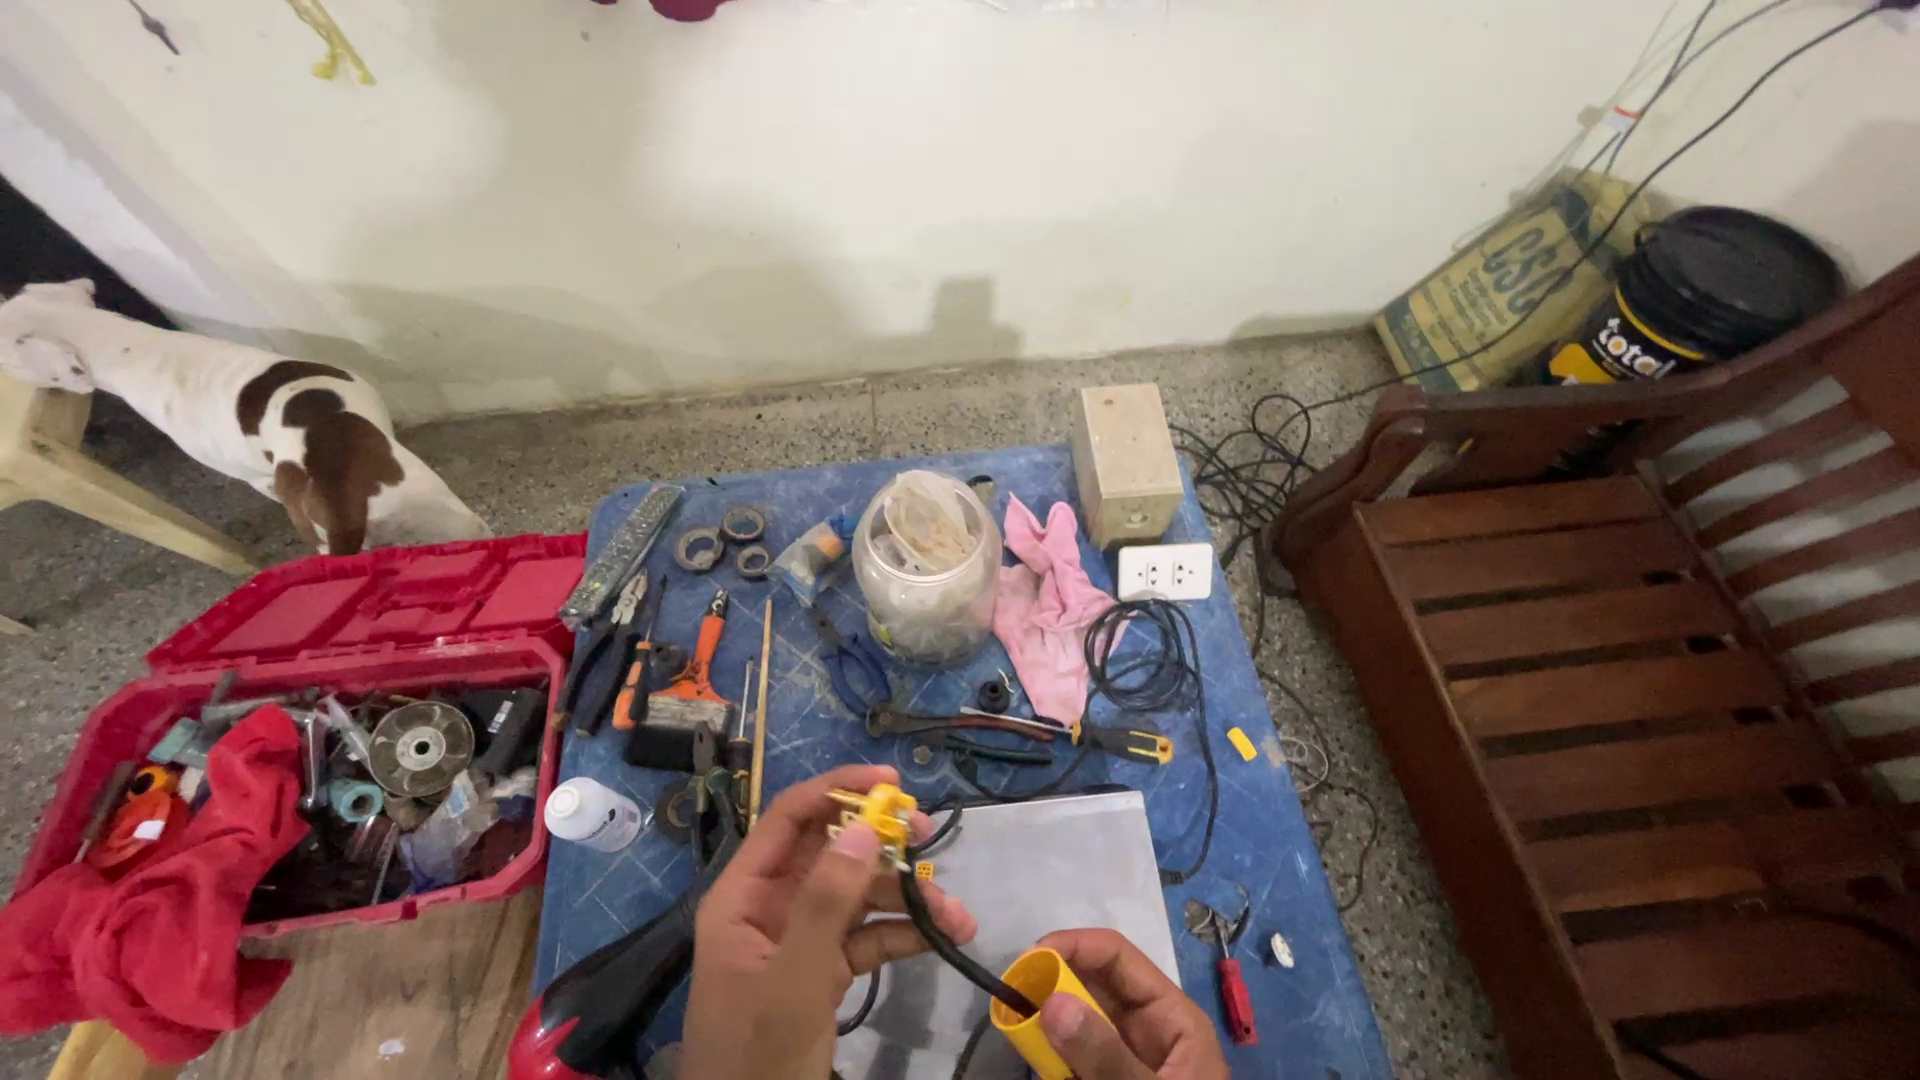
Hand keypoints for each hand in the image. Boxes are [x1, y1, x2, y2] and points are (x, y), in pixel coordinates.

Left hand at [680, 765, 978, 1079]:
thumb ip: (825, 905)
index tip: (892, 783)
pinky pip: (868, 935)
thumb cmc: (757, 1063)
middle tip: (928, 835)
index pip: (789, 818)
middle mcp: (771, 907)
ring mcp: (800, 940)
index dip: (838, 790)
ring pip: (857, 894)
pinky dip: (905, 933)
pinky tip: (944, 937)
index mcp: (743, 897)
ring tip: (955, 914)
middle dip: (882, 842)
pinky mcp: (825, 971)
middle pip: (830, 851)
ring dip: (906, 896)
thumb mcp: (792, 986)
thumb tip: (864, 827)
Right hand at [1036, 928, 1229, 1079]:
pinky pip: (1073, 1058)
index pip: (1116, 955)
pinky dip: (1053, 1058)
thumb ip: (1106, 1057)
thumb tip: (1052, 1002)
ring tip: (1023, 1034)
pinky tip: (1041, 1066)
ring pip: (1076, 1020)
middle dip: (1052, 986)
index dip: (1073, 945)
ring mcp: (1125, 1059)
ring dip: (1048, 1025)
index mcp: (1171, 1017)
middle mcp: (1146, 1028)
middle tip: (1014, 1001)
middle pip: (1092, 984)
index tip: (1029, 961)